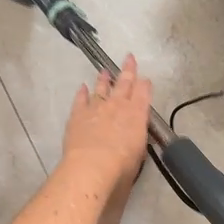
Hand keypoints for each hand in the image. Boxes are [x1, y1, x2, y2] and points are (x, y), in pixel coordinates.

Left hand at [60, 55, 151, 187]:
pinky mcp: (78, 114)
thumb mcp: (139, 153)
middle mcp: (118, 105)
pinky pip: (81, 99)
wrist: (92, 166)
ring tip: (104, 70)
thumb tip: (135, 135)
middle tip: (129, 57)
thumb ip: (137, 139)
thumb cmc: (122, 165)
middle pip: (124, 83)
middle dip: (128, 70)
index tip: (145, 79)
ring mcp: (96, 107)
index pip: (143, 92)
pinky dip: (82, 92)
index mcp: (137, 114)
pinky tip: (83, 87)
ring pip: (101, 88)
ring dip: (104, 79)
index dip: (145, 84)